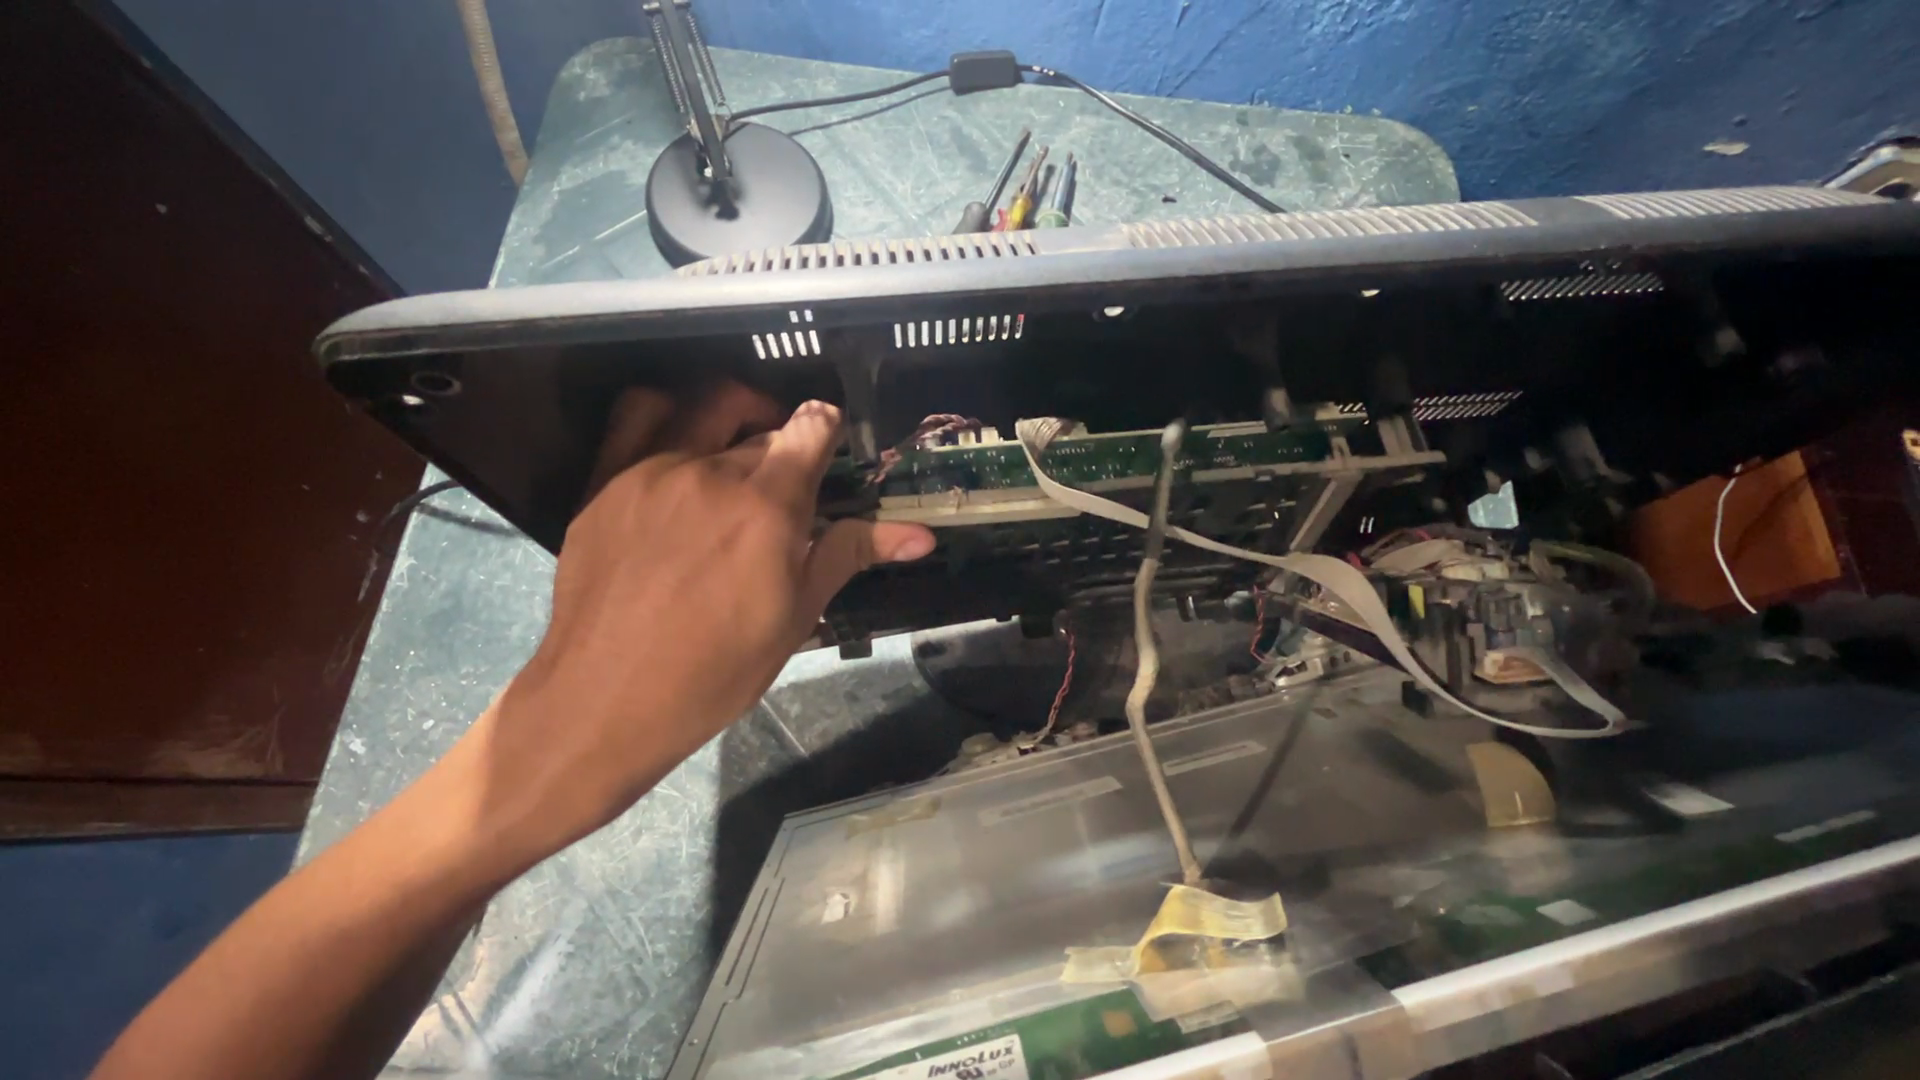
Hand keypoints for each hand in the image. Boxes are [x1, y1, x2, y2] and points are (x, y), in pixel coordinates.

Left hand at [471, 383, 932, 856]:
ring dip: (734, 419)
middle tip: (784, 491)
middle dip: (783, 449)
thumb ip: (850, 554)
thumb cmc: (717, 669)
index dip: (828, 427)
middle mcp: (710, 471)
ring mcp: (651, 470)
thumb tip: (922, 535)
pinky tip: (679, 449)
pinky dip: (670, 415)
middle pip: (762, 429)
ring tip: (736, 455)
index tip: (831, 444)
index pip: (811, 428)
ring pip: (705, 414)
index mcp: (767, 506)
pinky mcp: (605, 480)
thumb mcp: (796, 616)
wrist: (606, 700)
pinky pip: (637, 416)